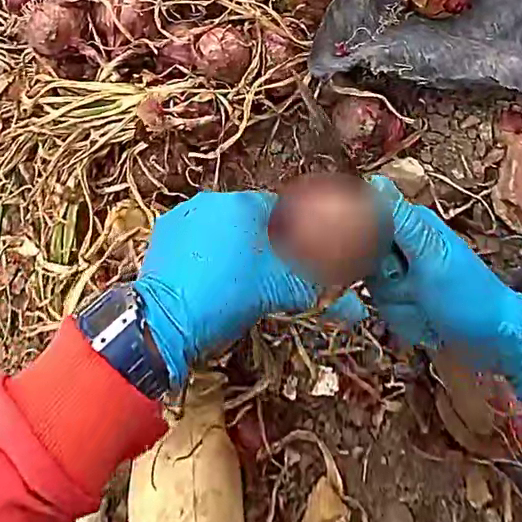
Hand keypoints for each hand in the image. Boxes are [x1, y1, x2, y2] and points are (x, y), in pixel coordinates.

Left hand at [133, 190, 366, 385]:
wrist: (161, 321)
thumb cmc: (227, 297)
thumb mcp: (278, 294)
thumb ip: (320, 294)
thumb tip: (360, 310)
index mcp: (246, 204)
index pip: (284, 209)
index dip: (296, 233)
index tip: (300, 257)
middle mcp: (215, 199)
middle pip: (253, 216)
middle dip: (267, 239)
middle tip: (274, 271)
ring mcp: (186, 213)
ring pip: (224, 224)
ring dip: (237, 243)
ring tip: (241, 277)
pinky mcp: (164, 231)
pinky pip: (197, 235)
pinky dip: (208, 249)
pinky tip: (211, 275)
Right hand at [363, 177, 521, 407]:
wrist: (496, 343)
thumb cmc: (467, 296)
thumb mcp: (431, 257)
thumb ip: (401, 221)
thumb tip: (375, 178)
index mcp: (413, 223)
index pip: (365, 221)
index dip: (366, 245)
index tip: (388, 263)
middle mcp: (404, 244)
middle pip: (363, 260)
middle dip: (386, 283)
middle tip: (415, 289)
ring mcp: (404, 274)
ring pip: (371, 288)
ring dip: (397, 305)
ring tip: (425, 309)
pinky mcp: (405, 300)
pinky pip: (383, 309)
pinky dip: (402, 320)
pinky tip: (424, 323)